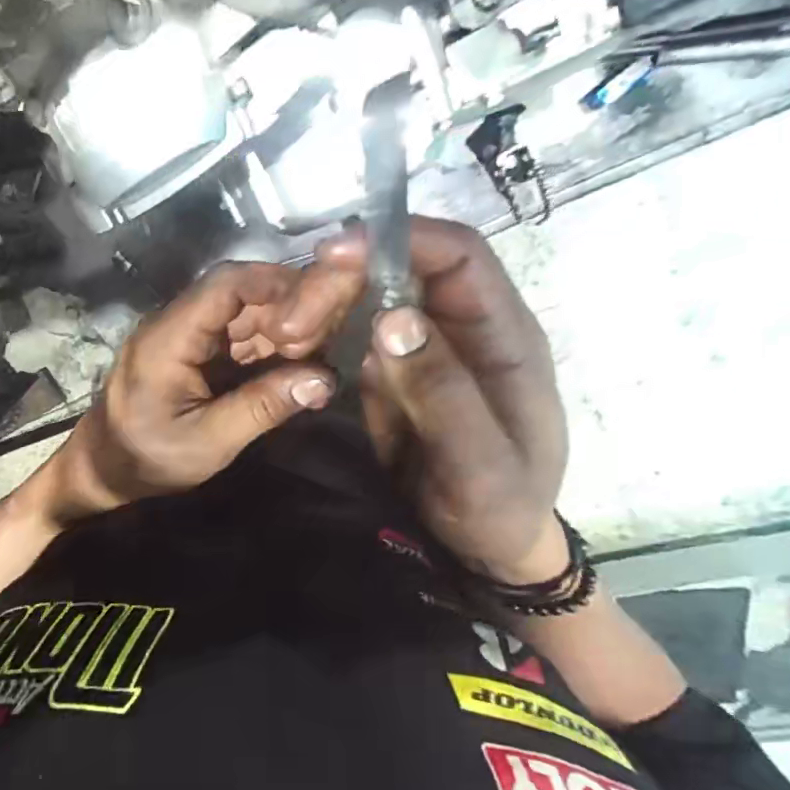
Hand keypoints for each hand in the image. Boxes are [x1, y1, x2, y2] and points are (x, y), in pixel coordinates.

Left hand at [47, 261, 338, 517]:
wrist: (104, 470)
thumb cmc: (147, 459)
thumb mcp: (208, 442)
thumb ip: (263, 407)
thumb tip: (324, 379)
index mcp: (169, 337)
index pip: (224, 286)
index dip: (275, 283)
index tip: (321, 295)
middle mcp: (180, 324)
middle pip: (242, 292)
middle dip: (291, 303)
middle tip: (334, 323)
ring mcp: (191, 336)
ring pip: (248, 311)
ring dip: (289, 323)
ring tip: (326, 343)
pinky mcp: (201, 351)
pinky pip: (245, 335)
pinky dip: (277, 343)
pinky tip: (305, 359)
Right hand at [273, 218, 568, 583]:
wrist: (485, 550)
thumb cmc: (499, 510)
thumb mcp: (481, 466)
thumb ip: (444, 393)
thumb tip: (394, 316)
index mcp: (504, 335)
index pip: (460, 256)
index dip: (403, 239)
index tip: (337, 254)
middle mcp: (464, 327)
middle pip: (403, 270)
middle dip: (344, 281)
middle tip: (290, 319)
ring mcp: (426, 347)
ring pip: (371, 298)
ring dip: (325, 307)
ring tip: (285, 336)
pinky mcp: (396, 370)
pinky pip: (355, 335)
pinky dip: (322, 335)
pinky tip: (295, 350)